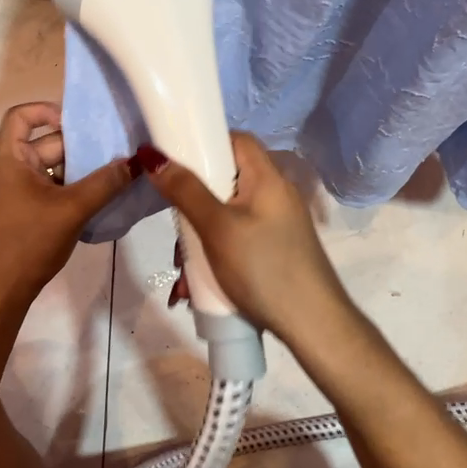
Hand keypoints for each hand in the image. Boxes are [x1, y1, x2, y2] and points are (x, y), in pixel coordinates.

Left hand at [0, 103, 135, 299]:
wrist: (4, 288)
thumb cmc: (30, 241)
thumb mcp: (72, 209)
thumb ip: (106, 183)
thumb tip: (137, 161)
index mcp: (11, 158)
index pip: (21, 116)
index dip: (47, 111)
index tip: (78, 123)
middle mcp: (12, 168)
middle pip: (47, 142)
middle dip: (80, 145)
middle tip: (116, 148)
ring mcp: (20, 190)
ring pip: (55, 166)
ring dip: (82, 169)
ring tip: (117, 171)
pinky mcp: (29, 208)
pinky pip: (55, 186)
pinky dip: (76, 187)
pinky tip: (104, 195)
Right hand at [144, 132, 351, 342]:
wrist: (314, 327)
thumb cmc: (264, 268)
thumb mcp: (217, 228)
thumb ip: (185, 190)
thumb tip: (152, 155)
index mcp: (267, 178)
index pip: (236, 139)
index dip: (205, 142)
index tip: (175, 162)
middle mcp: (275, 195)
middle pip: (225, 180)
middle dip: (192, 205)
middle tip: (175, 230)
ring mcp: (277, 225)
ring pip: (226, 216)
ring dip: (198, 240)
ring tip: (183, 274)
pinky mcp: (275, 250)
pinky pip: (236, 241)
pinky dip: (214, 257)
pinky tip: (197, 287)